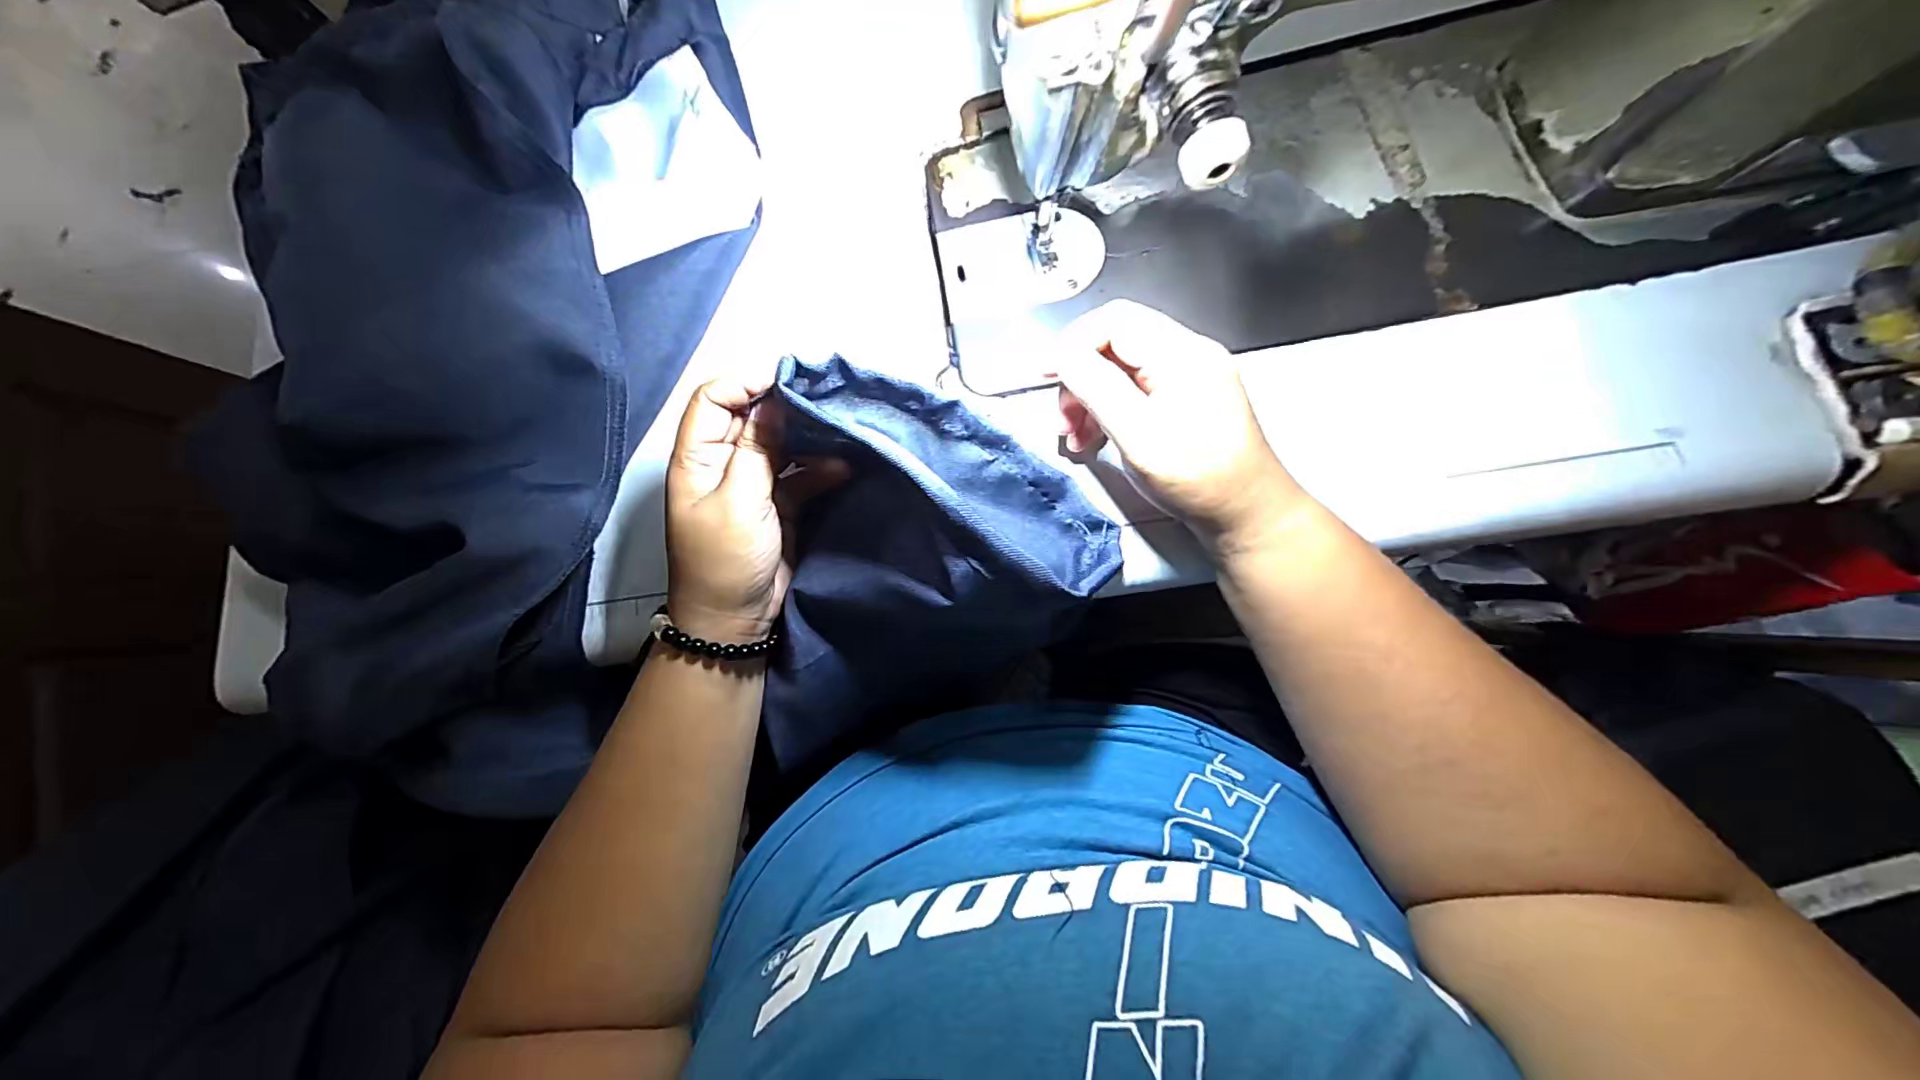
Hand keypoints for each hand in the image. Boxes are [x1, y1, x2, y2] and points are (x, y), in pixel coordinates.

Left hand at [665, 376, 847, 643]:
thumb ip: (757, 450)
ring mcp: (753, 484)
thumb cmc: (725, 560)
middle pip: (751, 418)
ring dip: (809, 438)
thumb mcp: (739, 501)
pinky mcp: (779, 504)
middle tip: (824, 400)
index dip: (745, 384)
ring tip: (841, 430)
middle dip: (785, 407)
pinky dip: (821, 469)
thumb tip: (774, 403)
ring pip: (781, 445)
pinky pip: (800, 475)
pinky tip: (844, 466)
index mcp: (697, 458)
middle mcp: (723, 464)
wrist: (735, 620)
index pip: (713, 400)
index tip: (787, 382)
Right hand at [1053, 300, 1306, 556]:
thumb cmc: (1197, 479)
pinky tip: (1097, 440)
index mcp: (1181, 354)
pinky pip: (1135, 391)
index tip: (1046, 378)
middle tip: (1064, 422)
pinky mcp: (1186, 400)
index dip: (1072, 345)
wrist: (1247, 515)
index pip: (1113, 322)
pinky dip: (1109, 411)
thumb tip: (1062, 357)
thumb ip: (1097, 388)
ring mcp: (1189, 377)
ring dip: (1090, 399)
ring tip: (1077, 439)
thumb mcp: (1138, 434)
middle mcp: (1188, 355)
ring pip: (1121, 369)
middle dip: (1079, 378)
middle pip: (1114, 344)